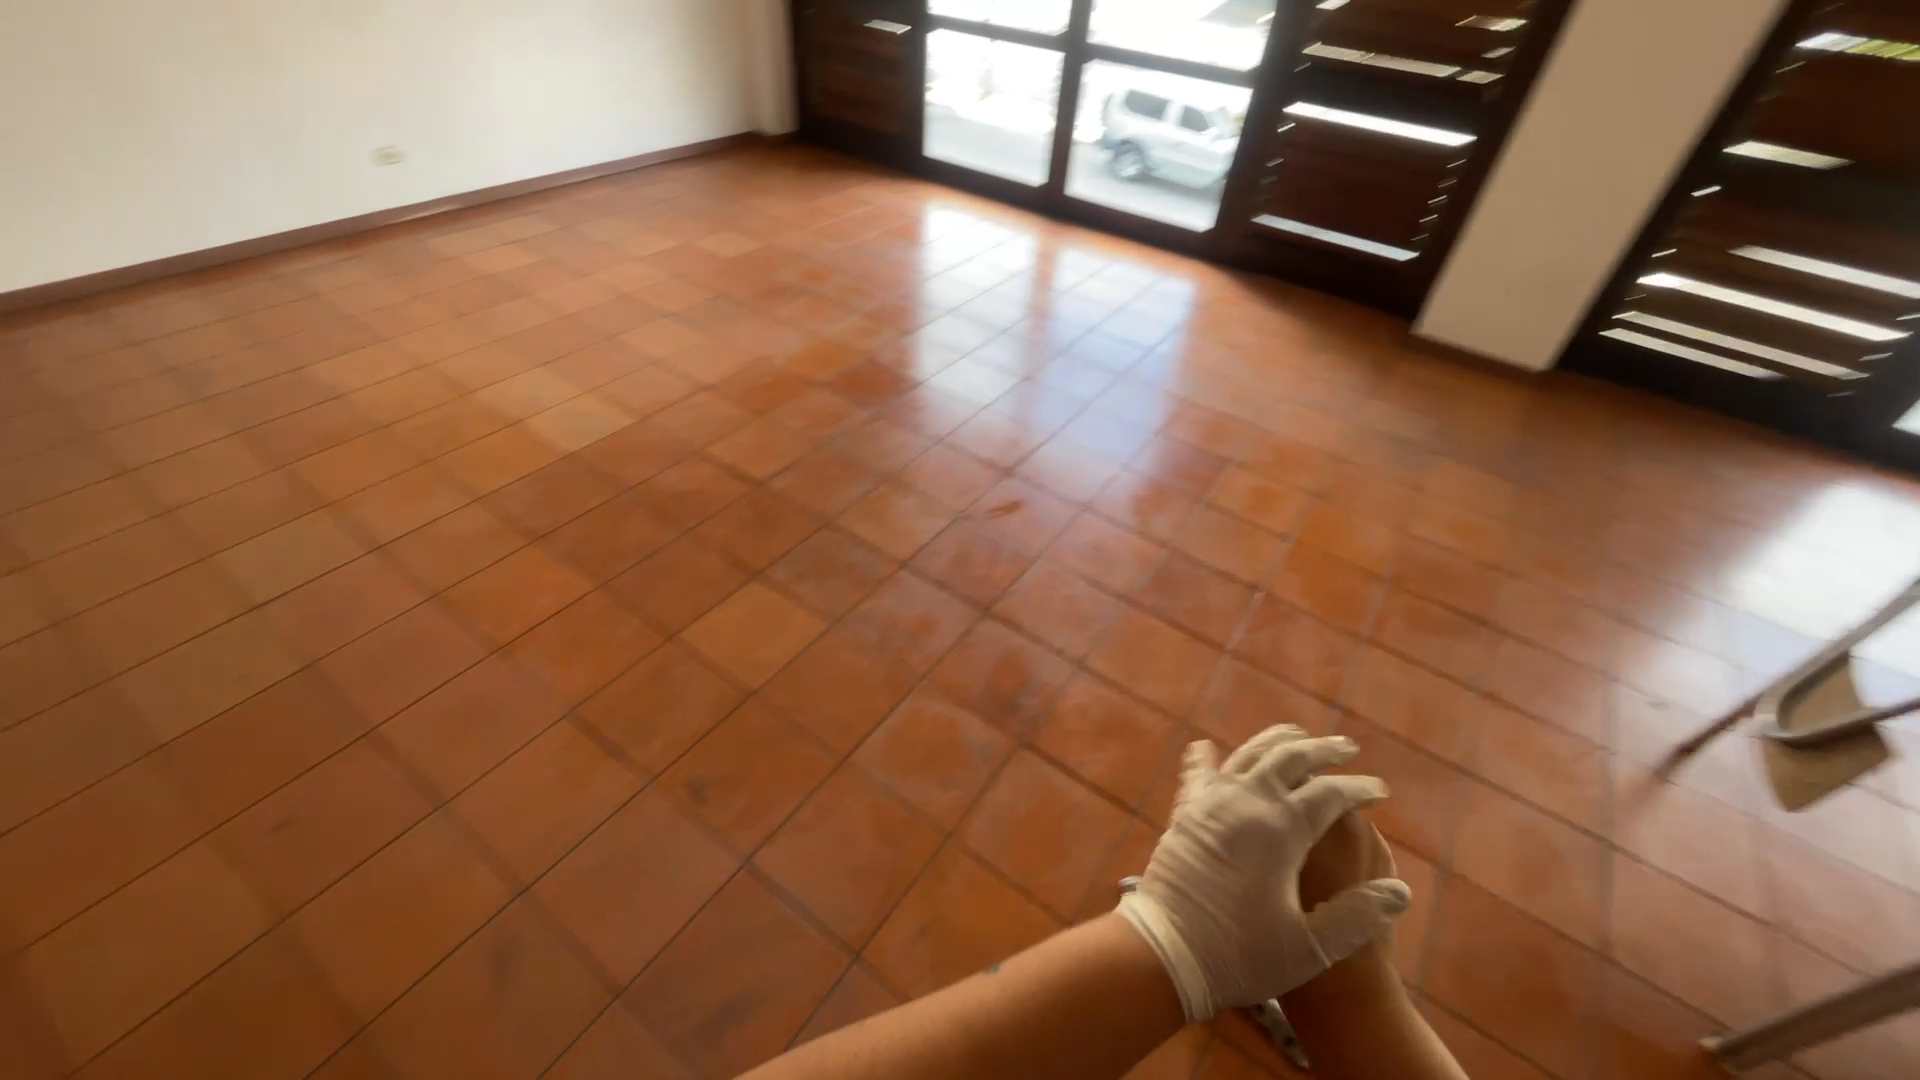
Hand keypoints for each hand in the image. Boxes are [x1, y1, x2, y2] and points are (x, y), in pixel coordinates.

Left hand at [1116, 725, 1410, 1021]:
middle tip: (1346, 747)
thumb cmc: (1239, 954)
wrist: (1164, 951)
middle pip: (1289, 758)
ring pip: (1247, 755)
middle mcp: (1244, 803)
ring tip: (1295, 734)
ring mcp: (1210, 803)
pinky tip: (1208, 747)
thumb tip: (1401, 891)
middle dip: (1322, 750)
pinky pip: (1199, 773)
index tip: (1380, 789)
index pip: (1330, 794)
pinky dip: (1209, 757)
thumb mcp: (1310, 948)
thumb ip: (1358, 917)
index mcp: (1280, 830)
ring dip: (1274, 741)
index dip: (1359, 788)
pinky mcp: (1184, 814)